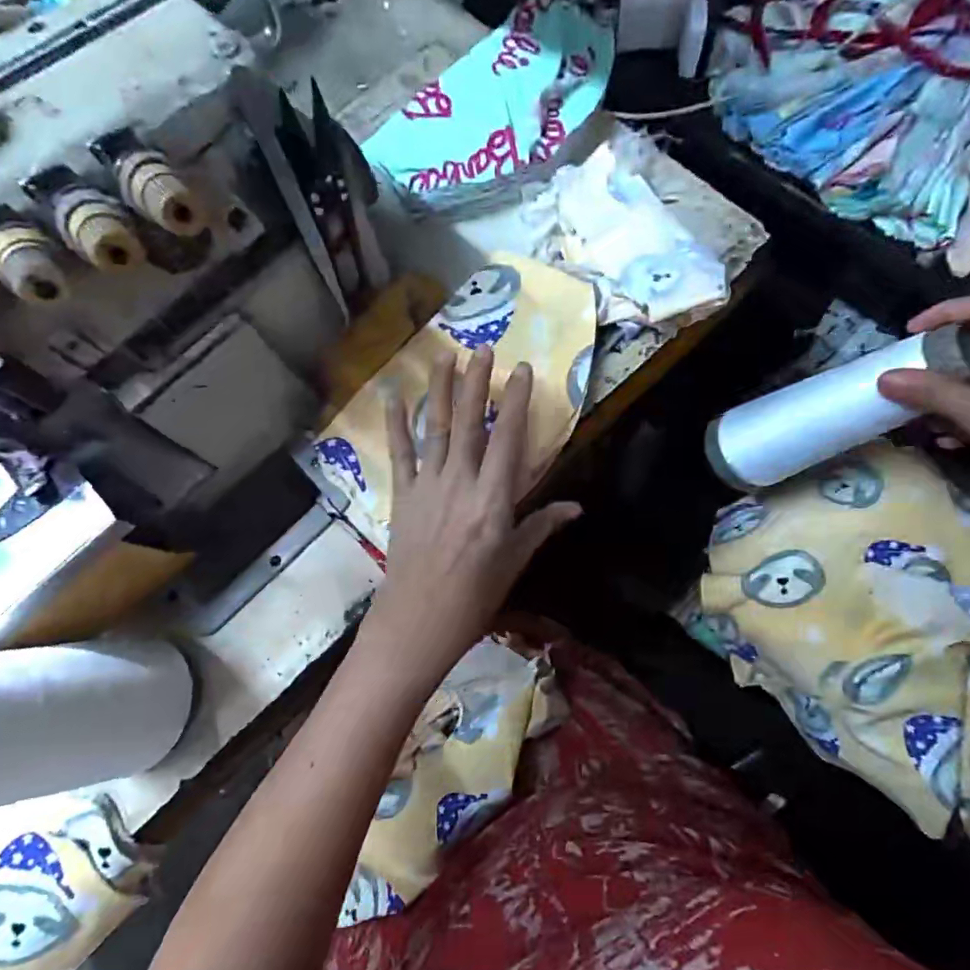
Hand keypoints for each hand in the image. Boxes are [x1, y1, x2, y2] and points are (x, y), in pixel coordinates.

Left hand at [356, 345, 580, 686]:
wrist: (417, 621)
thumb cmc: (474, 597)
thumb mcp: (513, 562)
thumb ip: (541, 527)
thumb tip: (576, 507)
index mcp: (493, 500)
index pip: (508, 439)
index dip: (516, 402)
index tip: (521, 370)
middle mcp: (459, 483)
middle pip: (469, 423)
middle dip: (476, 383)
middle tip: (483, 349)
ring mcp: (427, 487)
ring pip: (435, 429)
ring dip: (440, 391)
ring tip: (444, 357)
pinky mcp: (403, 497)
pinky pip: (400, 453)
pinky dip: (396, 424)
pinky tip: (394, 397)